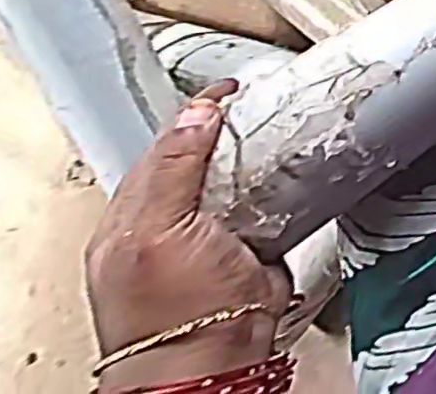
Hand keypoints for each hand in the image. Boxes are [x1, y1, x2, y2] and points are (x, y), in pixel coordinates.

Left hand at [86, 80, 290, 391]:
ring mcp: (217, 225)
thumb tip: (197, 114)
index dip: (197, 112)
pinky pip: (273, 189)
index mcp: (133, 214)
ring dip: (266, 147)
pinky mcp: (256, 231)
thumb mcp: (156, 232)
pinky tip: (302, 162)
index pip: (164, 145)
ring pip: (243, 169)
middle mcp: (173, 216)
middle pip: (206, 154)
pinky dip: (288, 171)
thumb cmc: (172, 306)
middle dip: (234, 124)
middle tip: (267, 98)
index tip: (230, 88)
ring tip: (291, 122)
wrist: (215, 346)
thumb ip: (172, 171)